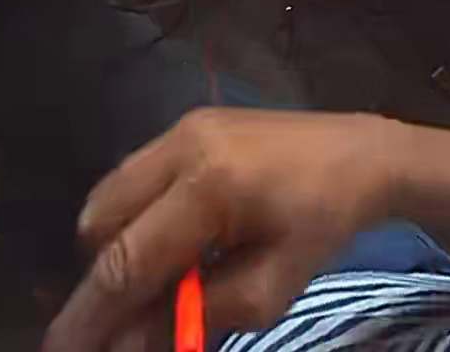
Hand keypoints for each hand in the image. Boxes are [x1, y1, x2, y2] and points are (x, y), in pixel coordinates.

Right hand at [43, 108, 400, 351]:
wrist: (362, 154)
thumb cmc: (324, 220)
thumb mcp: (268, 288)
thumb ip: (191, 317)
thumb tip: (127, 344)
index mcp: (207, 183)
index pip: (124, 263)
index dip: (87, 320)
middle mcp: (185, 143)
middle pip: (101, 221)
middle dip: (103, 277)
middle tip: (133, 315)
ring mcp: (189, 123)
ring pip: (114, 191)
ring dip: (118, 241)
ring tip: (161, 274)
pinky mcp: (197, 118)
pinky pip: (140, 171)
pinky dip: (140, 210)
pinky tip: (178, 234)